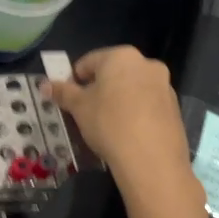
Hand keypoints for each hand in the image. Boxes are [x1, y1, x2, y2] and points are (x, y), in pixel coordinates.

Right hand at [41, 45, 206, 217]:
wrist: (152, 160)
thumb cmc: (108, 123)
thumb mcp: (78, 107)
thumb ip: (62, 92)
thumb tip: (44, 85)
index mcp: (121, 56)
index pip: (88, 62)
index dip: (74, 80)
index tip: (69, 99)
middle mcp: (146, 65)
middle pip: (112, 73)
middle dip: (98, 88)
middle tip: (87, 110)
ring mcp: (164, 86)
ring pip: (131, 88)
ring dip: (117, 99)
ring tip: (107, 124)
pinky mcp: (175, 108)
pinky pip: (147, 104)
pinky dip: (135, 111)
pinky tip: (127, 132)